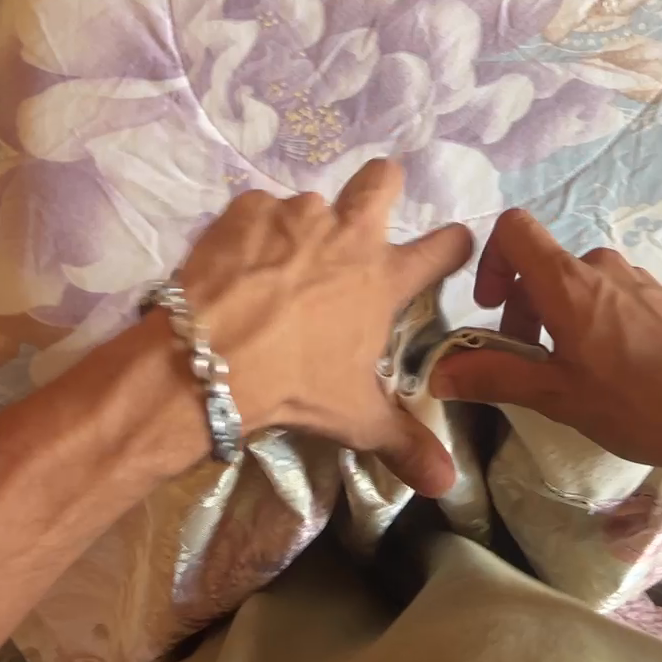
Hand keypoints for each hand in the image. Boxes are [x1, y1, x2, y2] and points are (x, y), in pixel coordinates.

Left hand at [173, 159, 472, 496]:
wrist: (209, 361)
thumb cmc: (294, 384)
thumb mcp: (354, 416)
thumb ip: (405, 442)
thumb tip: (449, 483)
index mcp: (382, 276)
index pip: (444, 246)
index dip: (452, 245)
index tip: (450, 247)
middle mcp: (347, 232)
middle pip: (382, 178)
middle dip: (383, 185)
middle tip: (366, 212)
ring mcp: (296, 213)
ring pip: (310, 204)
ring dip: (301, 230)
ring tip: (274, 269)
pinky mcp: (247, 209)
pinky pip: (258, 212)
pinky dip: (253, 233)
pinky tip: (237, 266)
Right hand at [430, 209, 661, 490]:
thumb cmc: (640, 404)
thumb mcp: (557, 396)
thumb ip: (494, 377)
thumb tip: (438, 372)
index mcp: (568, 281)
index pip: (514, 228)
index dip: (491, 259)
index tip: (491, 308)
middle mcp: (602, 267)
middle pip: (543, 266)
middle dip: (524, 309)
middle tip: (529, 363)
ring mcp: (639, 280)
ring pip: (579, 285)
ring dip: (559, 318)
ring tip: (573, 373)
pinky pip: (613, 297)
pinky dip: (595, 322)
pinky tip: (616, 373)